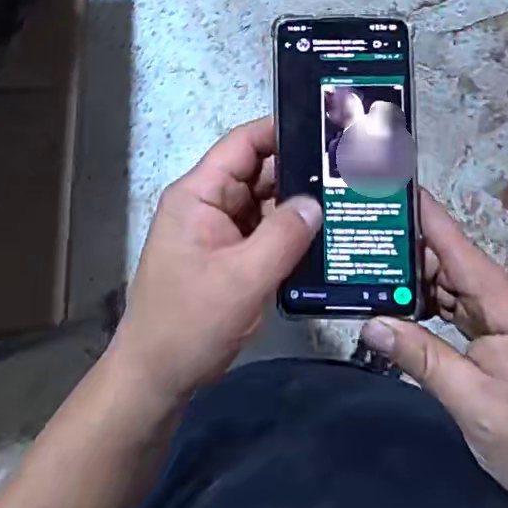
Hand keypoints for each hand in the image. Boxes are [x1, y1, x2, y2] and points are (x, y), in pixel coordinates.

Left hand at [106, 117, 320, 403]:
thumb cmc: (190, 322)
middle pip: (258, 172)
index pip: (242, 144)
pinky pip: (264, 231)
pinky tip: (325, 235)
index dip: (280, 130)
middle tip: (350, 171)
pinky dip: (290, 233)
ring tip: (347, 199)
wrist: (157, 377)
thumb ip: (284, 236)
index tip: (323, 130)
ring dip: (298, 205)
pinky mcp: (228, 254)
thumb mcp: (242, 278)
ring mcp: (218, 230)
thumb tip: (316, 202)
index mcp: (199, 194)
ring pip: (266, 203)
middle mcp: (208, 203)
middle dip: (299, 171)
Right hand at [360, 191, 507, 507]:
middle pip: (449, 260)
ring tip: (365, 266)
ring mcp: (507, 316)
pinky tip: (397, 303)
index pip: (457, 245)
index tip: (385, 184)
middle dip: (404, 249)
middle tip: (355, 239)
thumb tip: (371, 324)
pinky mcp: (502, 334)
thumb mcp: (477, 406)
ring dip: (413, 278)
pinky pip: (458, 305)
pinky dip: (428, 303)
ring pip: (451, 282)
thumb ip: (423, 359)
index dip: (422, 212)